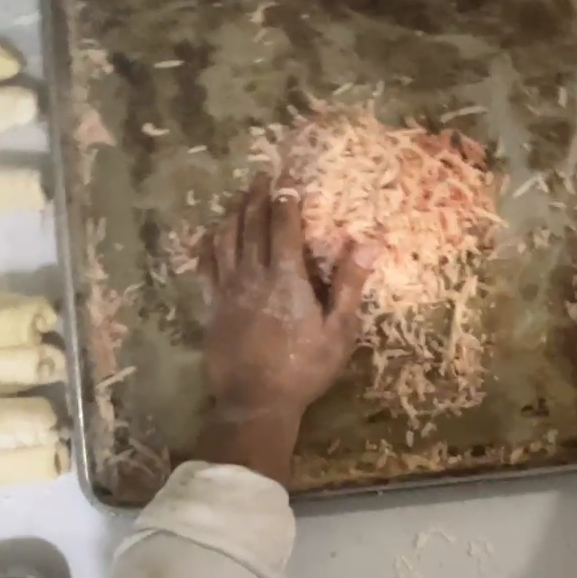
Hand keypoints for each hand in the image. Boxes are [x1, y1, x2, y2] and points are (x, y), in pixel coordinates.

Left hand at [194, 173, 373, 483]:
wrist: (256, 401)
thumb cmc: (304, 369)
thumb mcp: (338, 331)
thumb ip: (350, 285)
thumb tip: (370, 242)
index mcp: (286, 277)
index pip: (283, 225)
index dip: (286, 199)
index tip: (289, 178)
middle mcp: (253, 274)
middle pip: (251, 224)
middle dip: (257, 197)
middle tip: (262, 176)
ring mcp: (228, 290)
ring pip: (226, 239)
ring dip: (233, 213)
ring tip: (239, 196)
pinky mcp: (212, 306)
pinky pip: (207, 266)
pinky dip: (209, 245)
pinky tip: (211, 236)